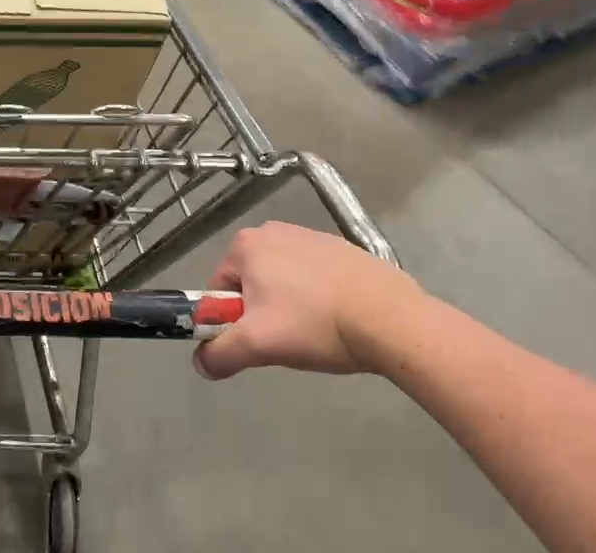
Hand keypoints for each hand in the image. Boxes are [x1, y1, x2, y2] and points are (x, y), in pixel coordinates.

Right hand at [192, 221, 420, 379]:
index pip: (221, 287)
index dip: (233, 318)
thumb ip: (221, 354)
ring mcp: (313, 237)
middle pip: (253, 282)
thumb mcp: (258, 345)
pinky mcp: (346, 249)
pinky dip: (322, 297)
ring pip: (286, 280)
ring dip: (293, 304)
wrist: (394, 321)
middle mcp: (274, 231)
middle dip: (264, 311)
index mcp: (246, 245)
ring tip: (319, 333)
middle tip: (288, 338)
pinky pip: (318, 276)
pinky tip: (342, 320)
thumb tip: (201, 364)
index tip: (259, 338)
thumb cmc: (316, 325)